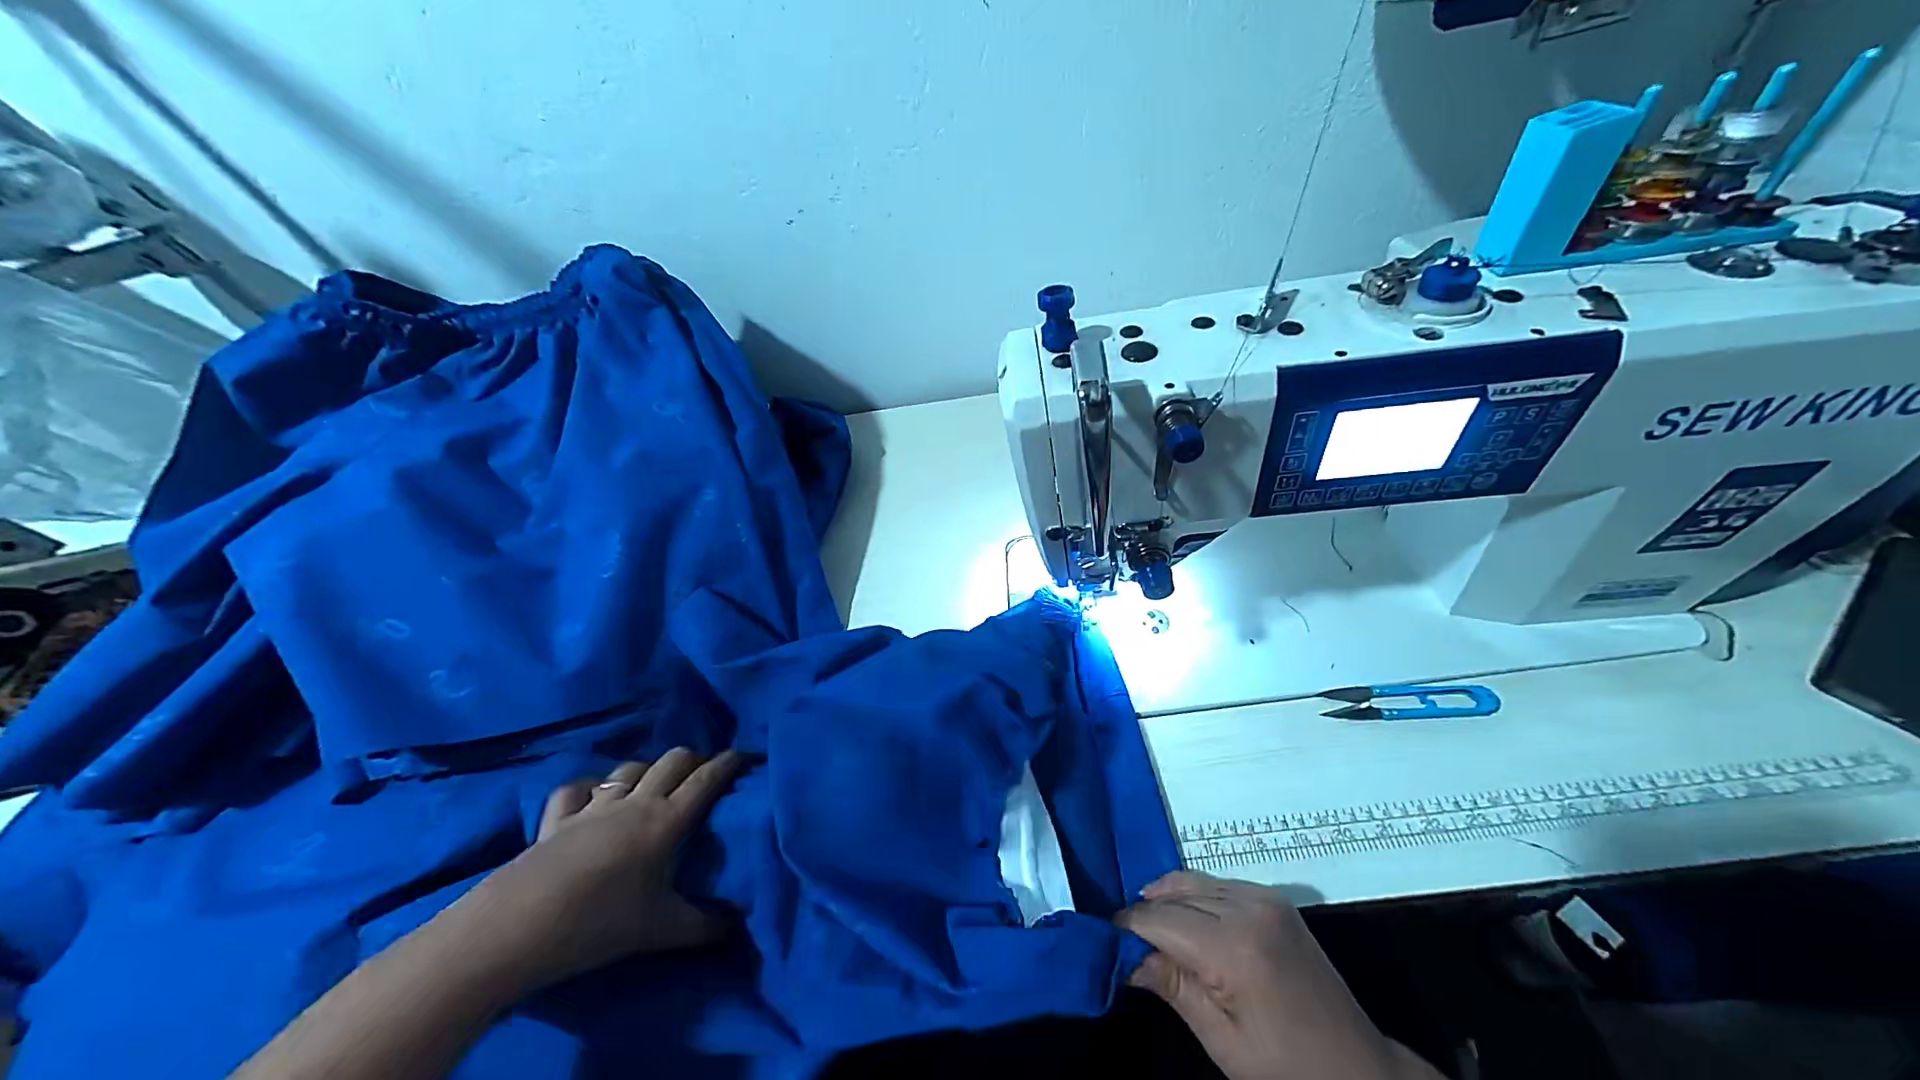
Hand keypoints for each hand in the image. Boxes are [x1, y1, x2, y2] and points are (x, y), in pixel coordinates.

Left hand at [446, 748, 744, 991]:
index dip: (729, 763)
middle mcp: (634, 802)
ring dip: (648, 769)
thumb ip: (704, 926)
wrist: (517, 928)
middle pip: (672, 761)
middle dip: (695, 758)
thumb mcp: (661, 930)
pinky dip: (589, 788)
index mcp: (666, 820)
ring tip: (654, 784)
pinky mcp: (556, 819)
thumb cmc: (599, 923)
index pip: (706, 780)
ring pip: (629, 768)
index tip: (746, 755)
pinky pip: (576, 789)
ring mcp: (592, 806)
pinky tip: (591, 798)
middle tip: (706, 772)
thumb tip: (738, 927)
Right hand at [1116, 872, 1440, 1079]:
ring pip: (1191, 881)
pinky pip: (1216, 883)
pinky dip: (1193, 896)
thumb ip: (1170, 985)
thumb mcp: (1221, 1039)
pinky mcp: (1273, 898)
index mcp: (1234, 945)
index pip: (1158, 918)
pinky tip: (1186, 922)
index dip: (1126, 929)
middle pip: (1171, 893)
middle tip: (1123, 943)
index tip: (1103, 941)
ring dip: (1165, 901)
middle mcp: (1248, 906)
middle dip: (1143, 914)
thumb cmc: (1285, 1067)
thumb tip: (1122, 956)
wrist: (1357, 1068)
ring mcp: (1264, 897)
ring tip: (1149, 933)